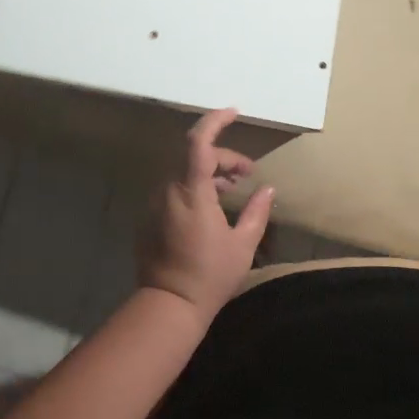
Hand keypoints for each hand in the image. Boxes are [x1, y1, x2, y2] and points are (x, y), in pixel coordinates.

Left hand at [139, 108, 274, 320]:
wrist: (168, 306)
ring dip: (209, 172)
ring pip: (184, 172)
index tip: (234, 113)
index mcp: (191, 191)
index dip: (215, 121)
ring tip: (232, 189)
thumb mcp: (242, 245)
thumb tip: (268, 189)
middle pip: (195, 155)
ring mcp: (156, 203)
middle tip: (247, 173)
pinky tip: (212, 206)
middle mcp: (169, 189)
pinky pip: (174, 189)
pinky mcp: (151, 217)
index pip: (199, 141)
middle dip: (223, 157)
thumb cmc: (210, 276)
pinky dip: (194, 187)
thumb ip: (256, 212)